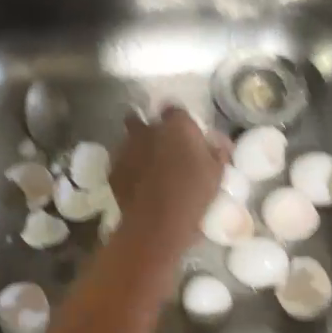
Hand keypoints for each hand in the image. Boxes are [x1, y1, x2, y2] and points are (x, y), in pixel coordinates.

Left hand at [108, 107, 227, 248]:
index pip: (175, 110)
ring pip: (128, 139)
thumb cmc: (193, 194)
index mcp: (176, 125)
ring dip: (135, 148)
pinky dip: (127, 169)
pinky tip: (136, 183)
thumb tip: (218, 144)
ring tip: (146, 167)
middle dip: (147, 128)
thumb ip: (217, 152)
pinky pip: (120, 162)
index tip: (184, 135)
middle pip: (142, 118)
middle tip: (159, 146)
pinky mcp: (113, 168)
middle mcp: (147, 129)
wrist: (158, 222)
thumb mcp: (217, 173)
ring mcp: (126, 148)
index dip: (178, 121)